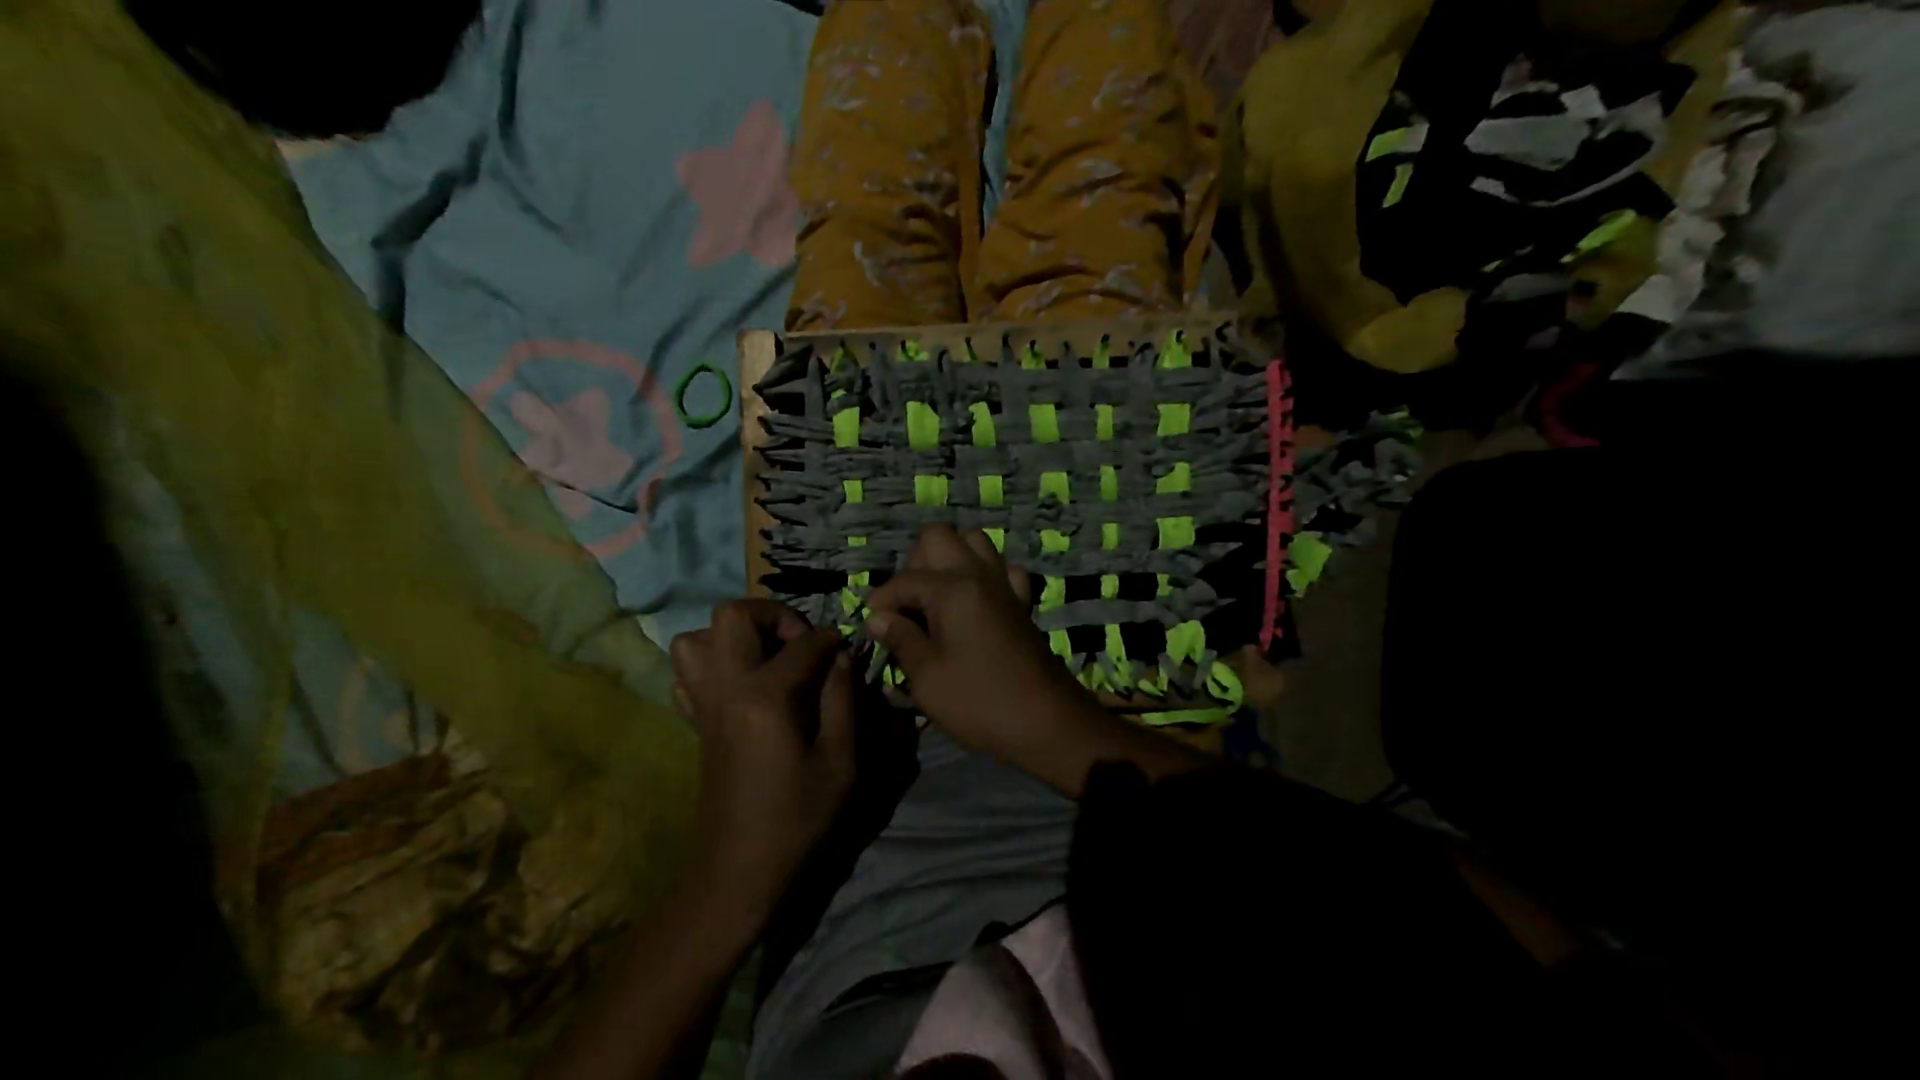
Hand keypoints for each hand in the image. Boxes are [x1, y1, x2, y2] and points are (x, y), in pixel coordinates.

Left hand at [669, 600, 856, 914]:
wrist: (739, 866)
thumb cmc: (797, 816)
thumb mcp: (840, 761)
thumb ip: (844, 700)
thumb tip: (842, 657)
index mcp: (766, 698)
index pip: (802, 644)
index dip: (830, 638)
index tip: (846, 647)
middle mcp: (726, 689)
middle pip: (732, 616)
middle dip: (772, 615)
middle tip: (799, 642)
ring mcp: (703, 704)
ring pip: (696, 638)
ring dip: (733, 635)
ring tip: (766, 657)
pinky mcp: (694, 721)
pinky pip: (686, 673)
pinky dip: (710, 663)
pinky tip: (741, 684)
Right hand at [864, 525, 1104, 764]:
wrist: (1048, 722)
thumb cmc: (980, 701)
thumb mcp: (927, 677)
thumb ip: (900, 640)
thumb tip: (879, 618)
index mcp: (952, 588)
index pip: (904, 580)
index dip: (881, 602)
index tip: (874, 629)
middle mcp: (979, 574)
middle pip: (938, 537)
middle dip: (914, 563)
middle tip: (908, 605)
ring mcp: (1004, 585)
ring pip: (974, 542)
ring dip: (950, 560)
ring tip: (936, 598)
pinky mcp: (1022, 602)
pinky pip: (1003, 570)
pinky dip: (985, 576)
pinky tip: (975, 603)